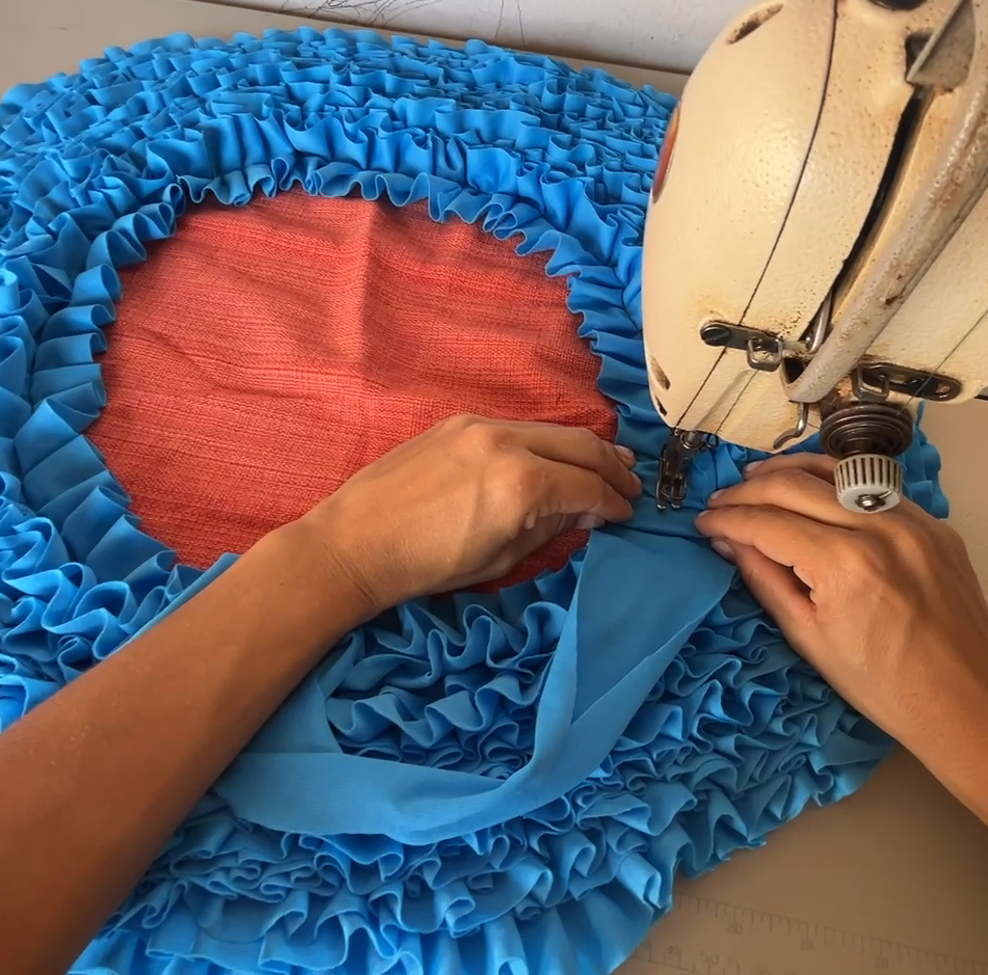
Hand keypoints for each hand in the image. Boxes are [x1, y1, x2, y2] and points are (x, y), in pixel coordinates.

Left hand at [291, 414, 640, 611]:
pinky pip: (519, 427)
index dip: (614, 503)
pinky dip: (546, 441)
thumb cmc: (428, 567)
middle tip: (631, 486)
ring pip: (552, 429)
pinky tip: (553, 455)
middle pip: (581, 446)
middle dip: (613, 467)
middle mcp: (508, 442)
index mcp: (522, 485)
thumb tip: (585, 512)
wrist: (356, 542)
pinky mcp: (460, 422)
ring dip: (584, 448)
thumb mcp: (501, 560)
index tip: (627, 514)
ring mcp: (482, 425)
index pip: (587, 487)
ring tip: (608, 464)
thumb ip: (551, 528)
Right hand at [694, 454, 987, 763]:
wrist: (970, 706)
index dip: (727, 520)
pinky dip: (832, 484)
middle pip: (793, 486)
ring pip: (835, 471)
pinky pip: (871, 489)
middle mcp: (879, 528)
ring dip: (786, 471)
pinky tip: (811, 492)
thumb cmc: (880, 685)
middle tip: (719, 503)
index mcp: (843, 563)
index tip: (702, 524)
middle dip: (746, 492)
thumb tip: (728, 541)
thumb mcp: (807, 637)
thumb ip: (763, 579)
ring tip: (753, 479)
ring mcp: (913, 520)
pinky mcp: (934, 524)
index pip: (767, 522)